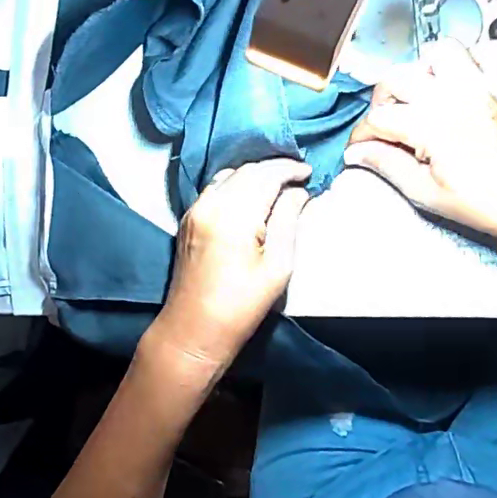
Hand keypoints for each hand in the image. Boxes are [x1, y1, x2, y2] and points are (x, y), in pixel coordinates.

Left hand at [147, 158, 311, 378]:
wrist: (192, 328)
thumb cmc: (241, 305)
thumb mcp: (278, 266)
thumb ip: (288, 221)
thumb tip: (298, 192)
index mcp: (234, 215)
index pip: (266, 175)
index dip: (290, 169)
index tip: (309, 172)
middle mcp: (210, 204)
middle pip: (247, 170)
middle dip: (274, 169)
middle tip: (298, 178)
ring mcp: (195, 209)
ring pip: (229, 175)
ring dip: (254, 175)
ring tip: (278, 186)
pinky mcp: (188, 218)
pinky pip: (215, 188)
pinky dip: (236, 184)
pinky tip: (251, 196)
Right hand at [343, 40, 496, 271]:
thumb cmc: (493, 203)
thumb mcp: (426, 193)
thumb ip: (387, 165)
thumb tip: (359, 154)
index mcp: (428, 124)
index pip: (377, 118)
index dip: (363, 136)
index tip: (362, 148)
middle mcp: (452, 97)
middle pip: (397, 78)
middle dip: (383, 100)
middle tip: (388, 123)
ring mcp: (481, 88)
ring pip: (440, 51)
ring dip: (425, 68)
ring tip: (422, 90)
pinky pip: (494, 51)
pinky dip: (478, 57)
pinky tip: (466, 78)